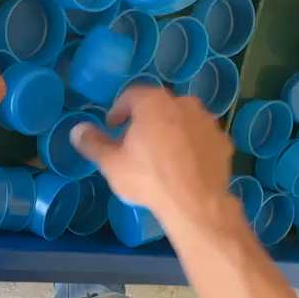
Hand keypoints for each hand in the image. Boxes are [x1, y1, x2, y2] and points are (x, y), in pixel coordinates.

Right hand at [71, 86, 239, 232]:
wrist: (194, 202)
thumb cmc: (147, 178)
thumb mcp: (111, 164)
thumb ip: (93, 144)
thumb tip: (76, 130)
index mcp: (154, 103)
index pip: (131, 95)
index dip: (118, 110)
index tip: (112, 127)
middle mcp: (183, 103)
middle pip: (158, 106)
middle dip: (145, 120)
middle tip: (134, 143)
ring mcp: (207, 121)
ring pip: (182, 120)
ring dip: (170, 131)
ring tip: (160, 156)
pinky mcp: (222, 141)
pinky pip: (200, 138)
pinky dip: (190, 146)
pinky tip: (183, 167)